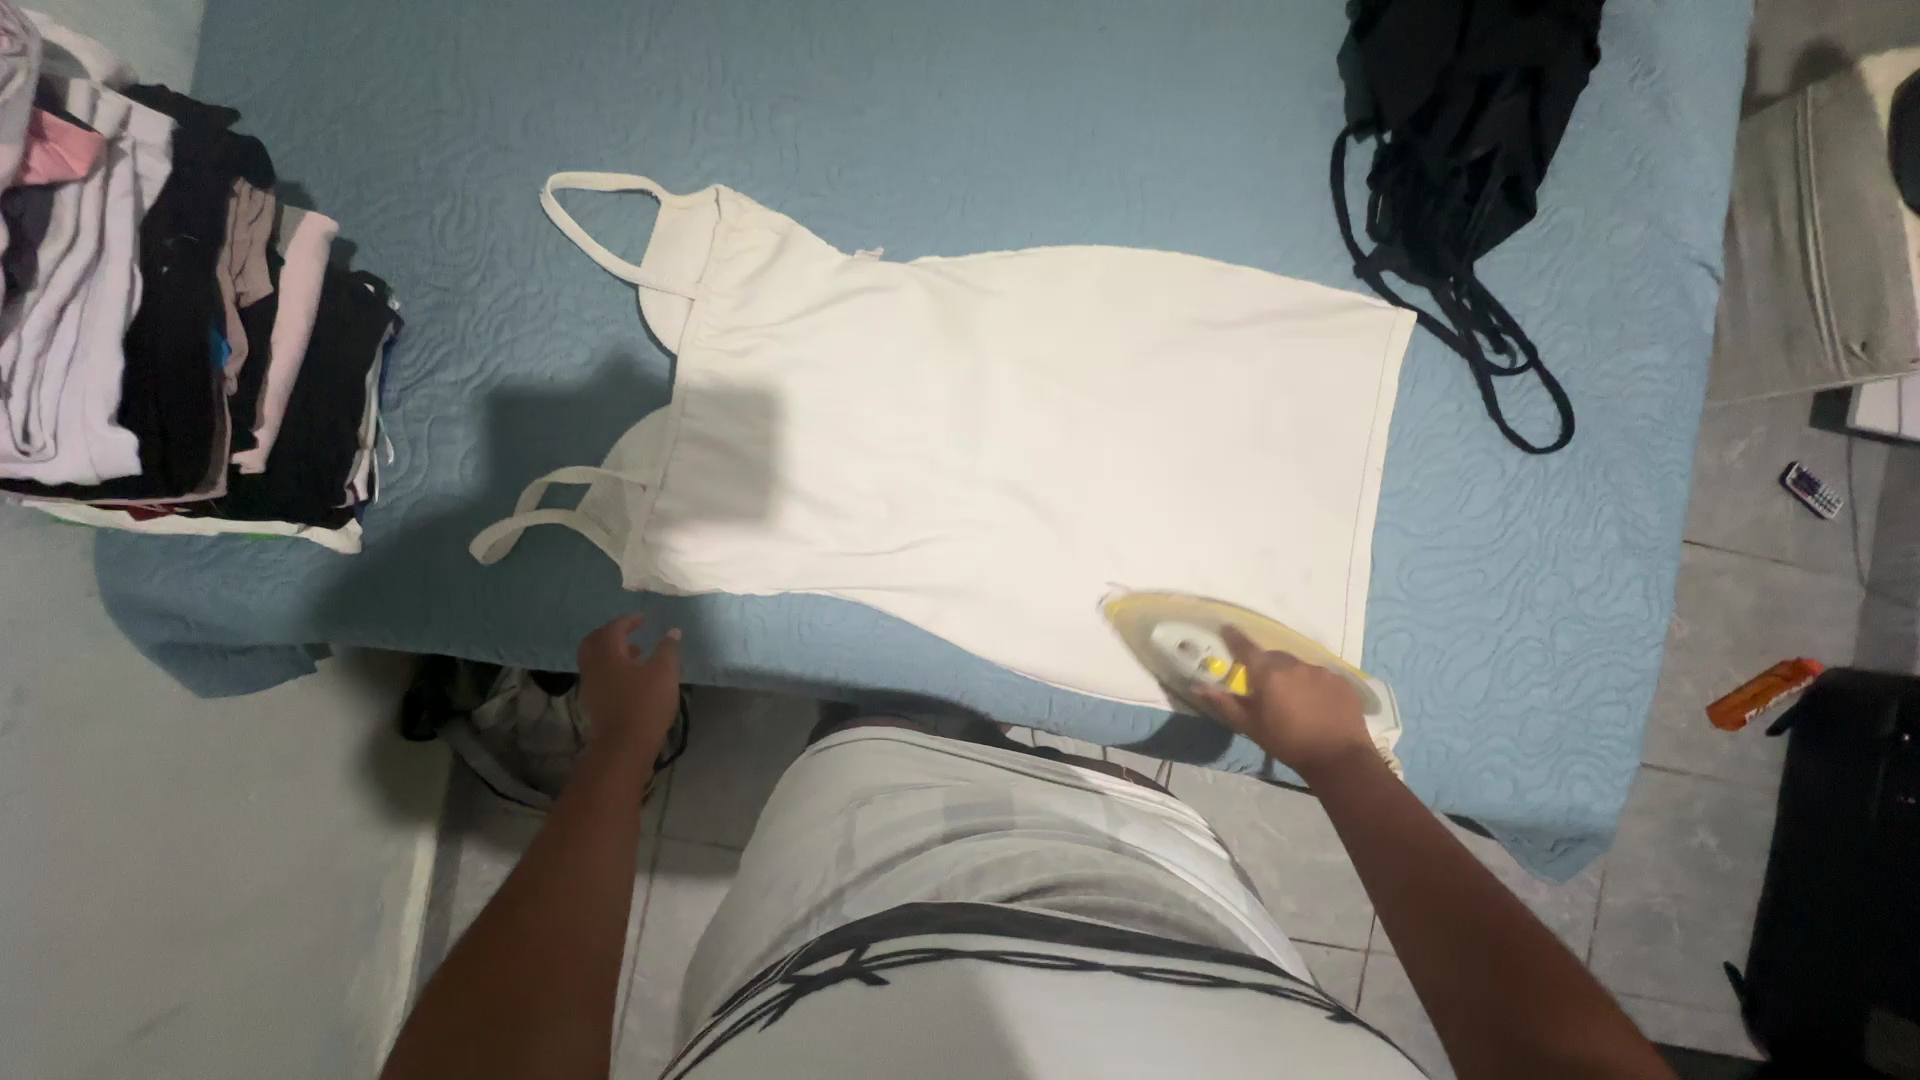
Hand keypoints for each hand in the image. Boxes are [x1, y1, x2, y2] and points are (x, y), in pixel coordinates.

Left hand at [576, 614, 681, 760]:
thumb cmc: (645, 703)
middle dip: (612, 633)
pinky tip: (633, 677)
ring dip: (613, 652)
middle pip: (595, 642)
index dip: (628, 620)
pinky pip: (600, 676)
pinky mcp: (595, 703)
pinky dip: (613, 668)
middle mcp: (593, 667)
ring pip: (596, 660)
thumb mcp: (664, 672)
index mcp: (607, 655)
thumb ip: (668, 649)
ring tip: (637, 652)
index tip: (644, 618)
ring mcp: (591, 687)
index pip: (613, 629)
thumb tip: (672, 632)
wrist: (625, 746)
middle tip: (631, 631)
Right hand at [1192, 626, 1377, 781]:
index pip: (1246, 647)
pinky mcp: (1342, 681)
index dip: (1234, 637)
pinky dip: (1313, 685)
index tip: (1226, 628)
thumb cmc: (1287, 742)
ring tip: (1294, 699)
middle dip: (1267, 666)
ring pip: (1298, 666)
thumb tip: (1199, 687)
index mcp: (1269, 673)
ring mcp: (1321, 671)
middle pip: (1274, 657)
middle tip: (1265, 686)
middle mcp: (1295, 664)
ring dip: (1291, 676)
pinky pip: (1320, 676)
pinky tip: (1316, 704)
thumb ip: (1224, 703)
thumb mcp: (1250, 726)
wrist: (1339, 759)